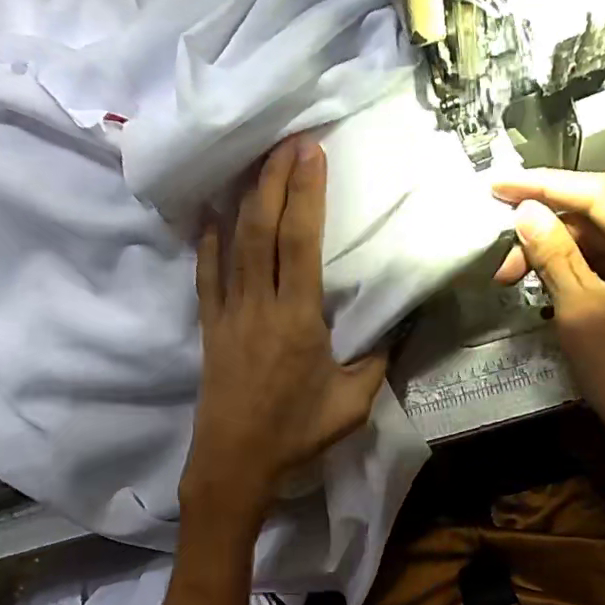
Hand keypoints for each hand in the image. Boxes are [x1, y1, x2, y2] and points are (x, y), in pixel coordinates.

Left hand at [182, 138, 387, 519]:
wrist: (235, 462)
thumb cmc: (297, 432)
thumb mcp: (354, 403)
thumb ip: (378, 360)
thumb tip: (398, 324)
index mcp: (297, 319)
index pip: (299, 242)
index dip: (306, 194)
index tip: (312, 154)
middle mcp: (258, 304)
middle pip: (262, 227)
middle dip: (275, 179)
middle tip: (289, 142)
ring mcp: (227, 312)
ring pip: (232, 242)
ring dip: (245, 197)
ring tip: (258, 163)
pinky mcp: (209, 325)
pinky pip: (205, 273)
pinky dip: (208, 239)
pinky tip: (212, 214)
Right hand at [492, 169, 604, 479]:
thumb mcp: (581, 310)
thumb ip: (553, 252)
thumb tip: (524, 210)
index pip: (601, 194)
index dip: (545, 187)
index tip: (497, 184)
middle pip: (602, 215)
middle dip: (548, 229)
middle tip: (501, 248)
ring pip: (602, 238)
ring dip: (557, 251)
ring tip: (513, 274)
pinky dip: (575, 268)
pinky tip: (542, 279)